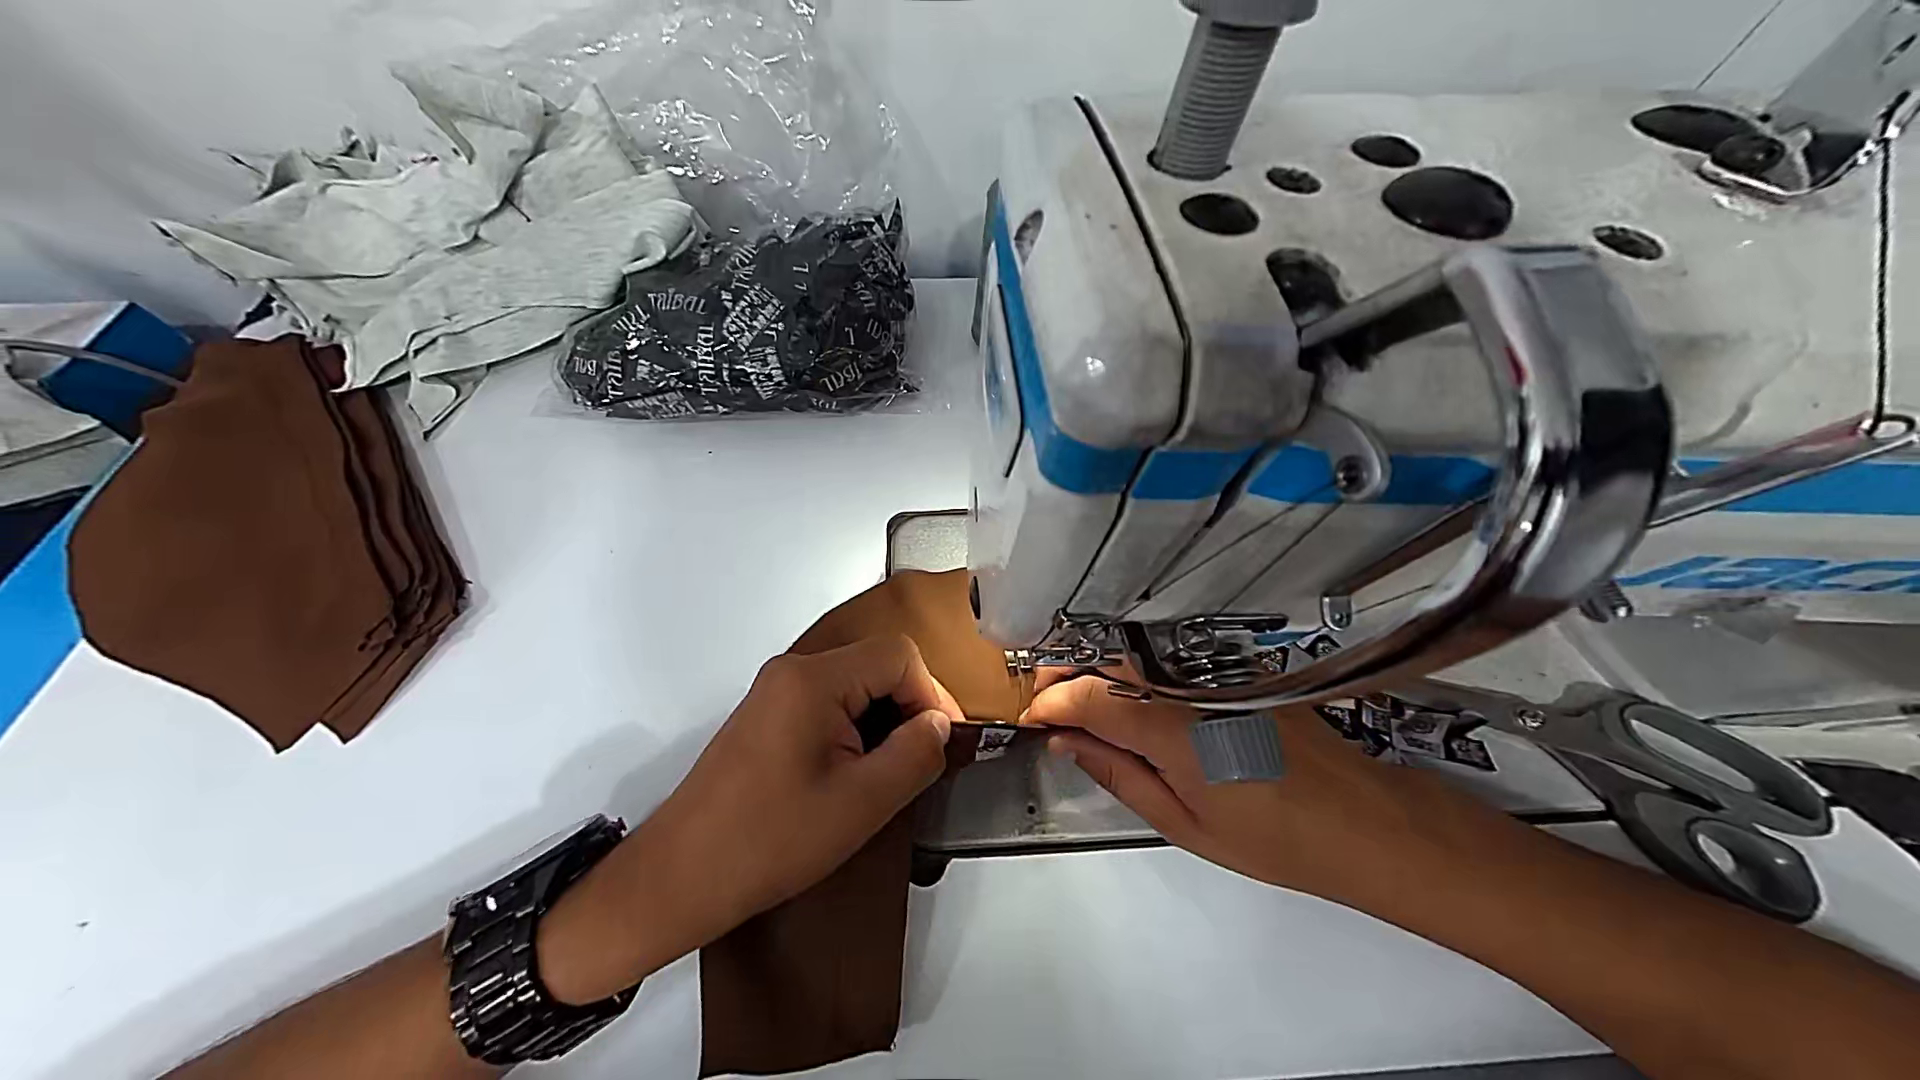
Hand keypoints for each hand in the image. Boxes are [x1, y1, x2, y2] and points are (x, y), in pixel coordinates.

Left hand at [539, 635, 960, 1002]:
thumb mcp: (861, 803)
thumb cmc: (768, 842)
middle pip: (876, 663)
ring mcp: (776, 691)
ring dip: (884, 718)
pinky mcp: (769, 715)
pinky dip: (857, 726)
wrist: (680, 878)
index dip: (931, 694)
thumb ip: (915, 754)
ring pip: (855, 683)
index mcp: (812, 680)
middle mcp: (792, 671)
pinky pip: (830, 701)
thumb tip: (940, 726)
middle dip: (910, 706)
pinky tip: (859, 769)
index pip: (897, 656)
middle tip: (923, 759)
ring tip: (894, 770)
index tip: (942, 742)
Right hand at [1025, 675, 1533, 913]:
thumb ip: (1117, 773)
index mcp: (1170, 728)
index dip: (1050, 704)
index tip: (1030, 719)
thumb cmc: (1272, 837)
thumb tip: (1066, 742)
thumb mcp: (1182, 822)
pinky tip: (1125, 692)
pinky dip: (1131, 669)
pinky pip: (1166, 658)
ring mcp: (1214, 672)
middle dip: (1063, 674)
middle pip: (1106, 660)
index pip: (1087, 696)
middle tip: (1045, 704)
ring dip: (1094, 669)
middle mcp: (1188, 686)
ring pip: (1134, 654)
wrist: (1362, 821)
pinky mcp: (1233, 669)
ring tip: (1076, 699)